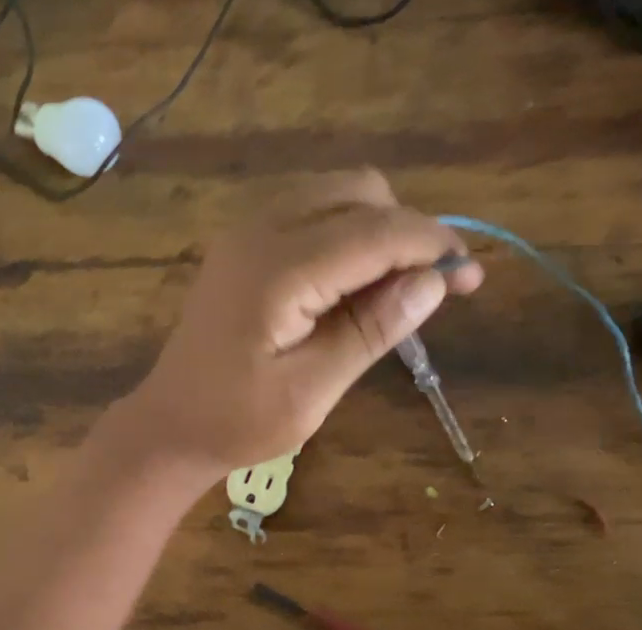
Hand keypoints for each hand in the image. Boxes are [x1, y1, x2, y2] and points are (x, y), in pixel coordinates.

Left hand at [109, 169, 482, 476]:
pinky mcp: (244, 243)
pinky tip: (358, 282)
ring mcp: (247, 231)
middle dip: (408, 230)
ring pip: (336, 192)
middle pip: (359, 192)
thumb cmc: (237, 423)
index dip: (432, 244)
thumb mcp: (311, 391)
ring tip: (401, 288)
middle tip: (436, 286)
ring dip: (380, 227)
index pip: (376, 230)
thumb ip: (370, 331)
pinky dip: (348, 232)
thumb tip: (433, 282)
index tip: (471, 275)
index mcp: (278, 270)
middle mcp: (260, 231)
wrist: (170, 425)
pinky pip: (311, 210)